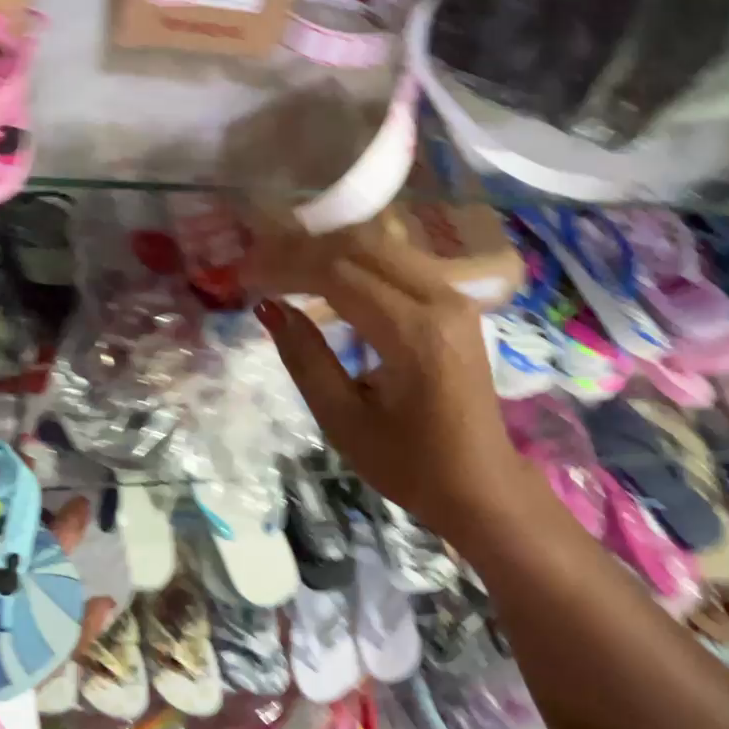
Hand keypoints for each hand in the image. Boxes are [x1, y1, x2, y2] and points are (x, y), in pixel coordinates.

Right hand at [247, 215, 521, 527]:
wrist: (482, 484)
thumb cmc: (410, 465)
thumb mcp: (344, 421)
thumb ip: (306, 358)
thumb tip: (268, 307)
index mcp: (415, 334)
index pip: (339, 275)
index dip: (287, 267)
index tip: (246, 273)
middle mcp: (441, 300)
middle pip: (361, 246)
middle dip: (303, 249)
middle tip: (259, 262)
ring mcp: (453, 295)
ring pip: (379, 245)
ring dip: (327, 249)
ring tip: (283, 265)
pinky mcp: (454, 300)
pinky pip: (396, 261)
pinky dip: (353, 259)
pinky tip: (322, 275)